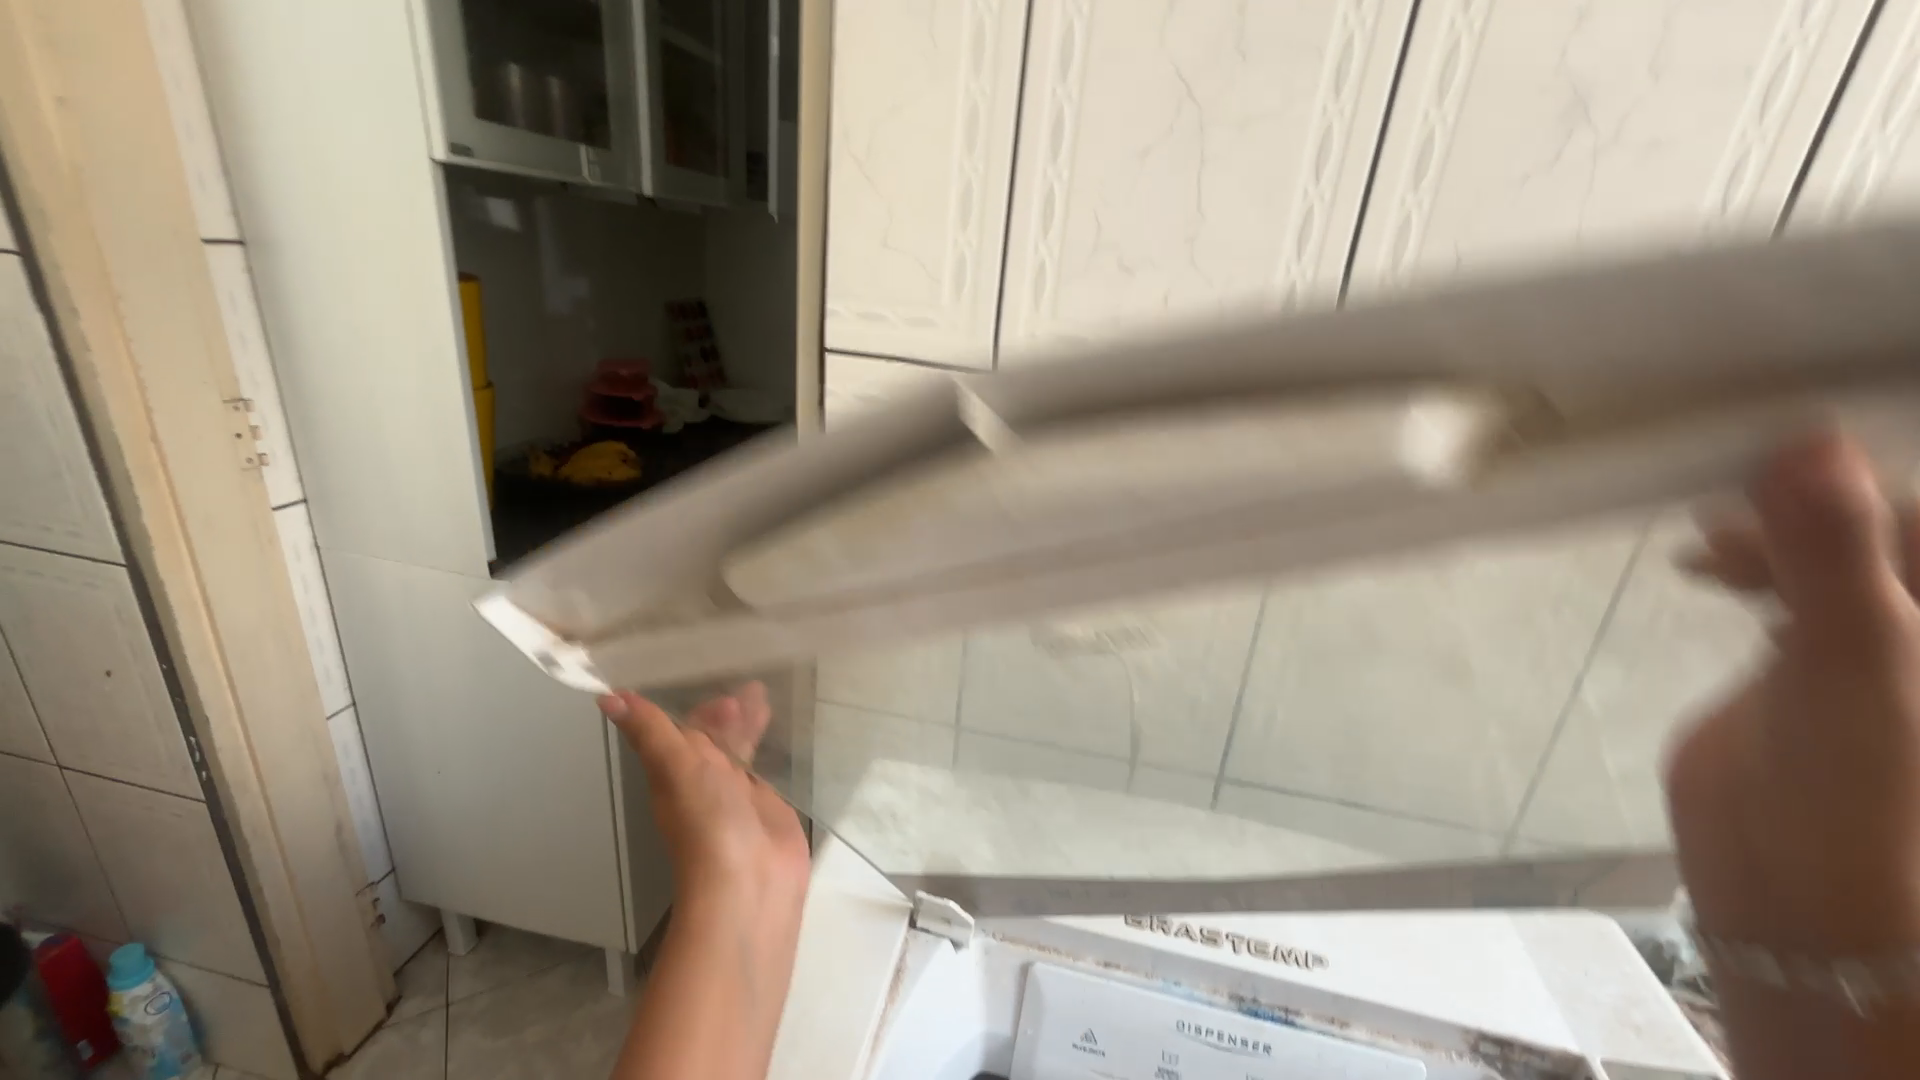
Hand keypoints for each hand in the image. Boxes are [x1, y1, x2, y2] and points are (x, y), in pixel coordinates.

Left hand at [598, 683, 810, 918]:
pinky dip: (774, 744)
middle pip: (714, 734)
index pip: (681, 726)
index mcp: (677, 769)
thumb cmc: (708, 823)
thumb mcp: (676, 769)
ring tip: (768, 693)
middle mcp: (705, 779)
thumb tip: (606, 697)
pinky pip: (768, 765)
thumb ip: (651, 731)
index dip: (695, 702)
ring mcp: (739, 792)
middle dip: (729, 708)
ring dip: (752, 721)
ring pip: (741, 746)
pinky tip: (787, 727)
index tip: (716, 675)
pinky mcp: (770, 802)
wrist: (749, 883)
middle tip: (752, 681)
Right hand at [1669, 431, 1919, 952]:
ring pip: (1831, 550)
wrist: (1798, 893)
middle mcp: (1918, 618)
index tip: (1773, 437)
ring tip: (1708, 530)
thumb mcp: (1853, 659)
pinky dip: (1752, 566)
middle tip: (1725, 478)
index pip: (1916, 510)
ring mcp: (1878, 644)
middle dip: (1808, 493)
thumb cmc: (1857, 787)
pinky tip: (1708, 571)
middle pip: (1879, 523)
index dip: (1861, 469)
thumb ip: (1834, 551)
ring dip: (1773, 526)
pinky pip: (1793, 587)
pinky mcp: (1815, 666)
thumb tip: (1805, 435)